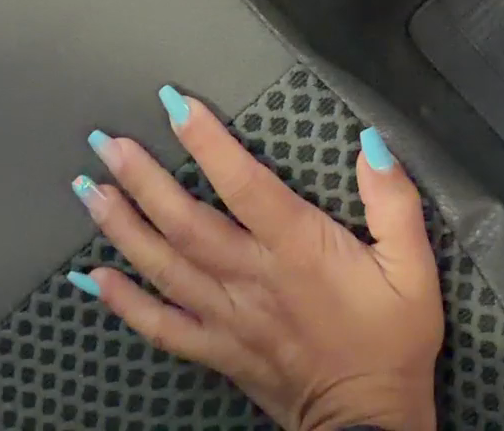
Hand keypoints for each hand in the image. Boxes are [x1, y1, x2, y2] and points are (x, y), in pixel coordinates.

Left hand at [69, 87, 442, 430]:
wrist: (369, 425)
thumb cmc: (394, 336)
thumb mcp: (415, 265)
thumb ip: (394, 202)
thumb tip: (371, 142)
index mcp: (299, 249)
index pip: (244, 185)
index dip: (208, 142)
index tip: (175, 104)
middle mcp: (252, 278)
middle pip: (186, 223)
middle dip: (143, 180)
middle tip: (106, 143)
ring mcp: (228, 318)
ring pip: (163, 267)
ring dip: (121, 227)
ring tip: (88, 189)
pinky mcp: (217, 350)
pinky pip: (160, 326)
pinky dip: (122, 302)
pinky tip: (91, 278)